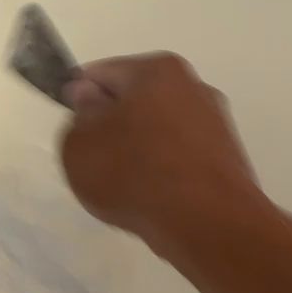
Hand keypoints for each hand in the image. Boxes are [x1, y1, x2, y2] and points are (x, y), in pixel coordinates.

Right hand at [58, 52, 266, 257]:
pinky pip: (175, 155)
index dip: (76, 96)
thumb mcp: (79, 144)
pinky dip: (158, 169)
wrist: (204, 222)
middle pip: (133, 99)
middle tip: (89, 159)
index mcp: (155, 71)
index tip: (68, 126)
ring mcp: (213, 121)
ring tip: (119, 183)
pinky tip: (146, 194)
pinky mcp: (223, 156)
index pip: (100, 73)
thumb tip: (89, 98)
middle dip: (109, 123)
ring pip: (155, 128)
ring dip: (134, 148)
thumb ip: (79, 115)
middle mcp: (192, 85)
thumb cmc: (132, 173)